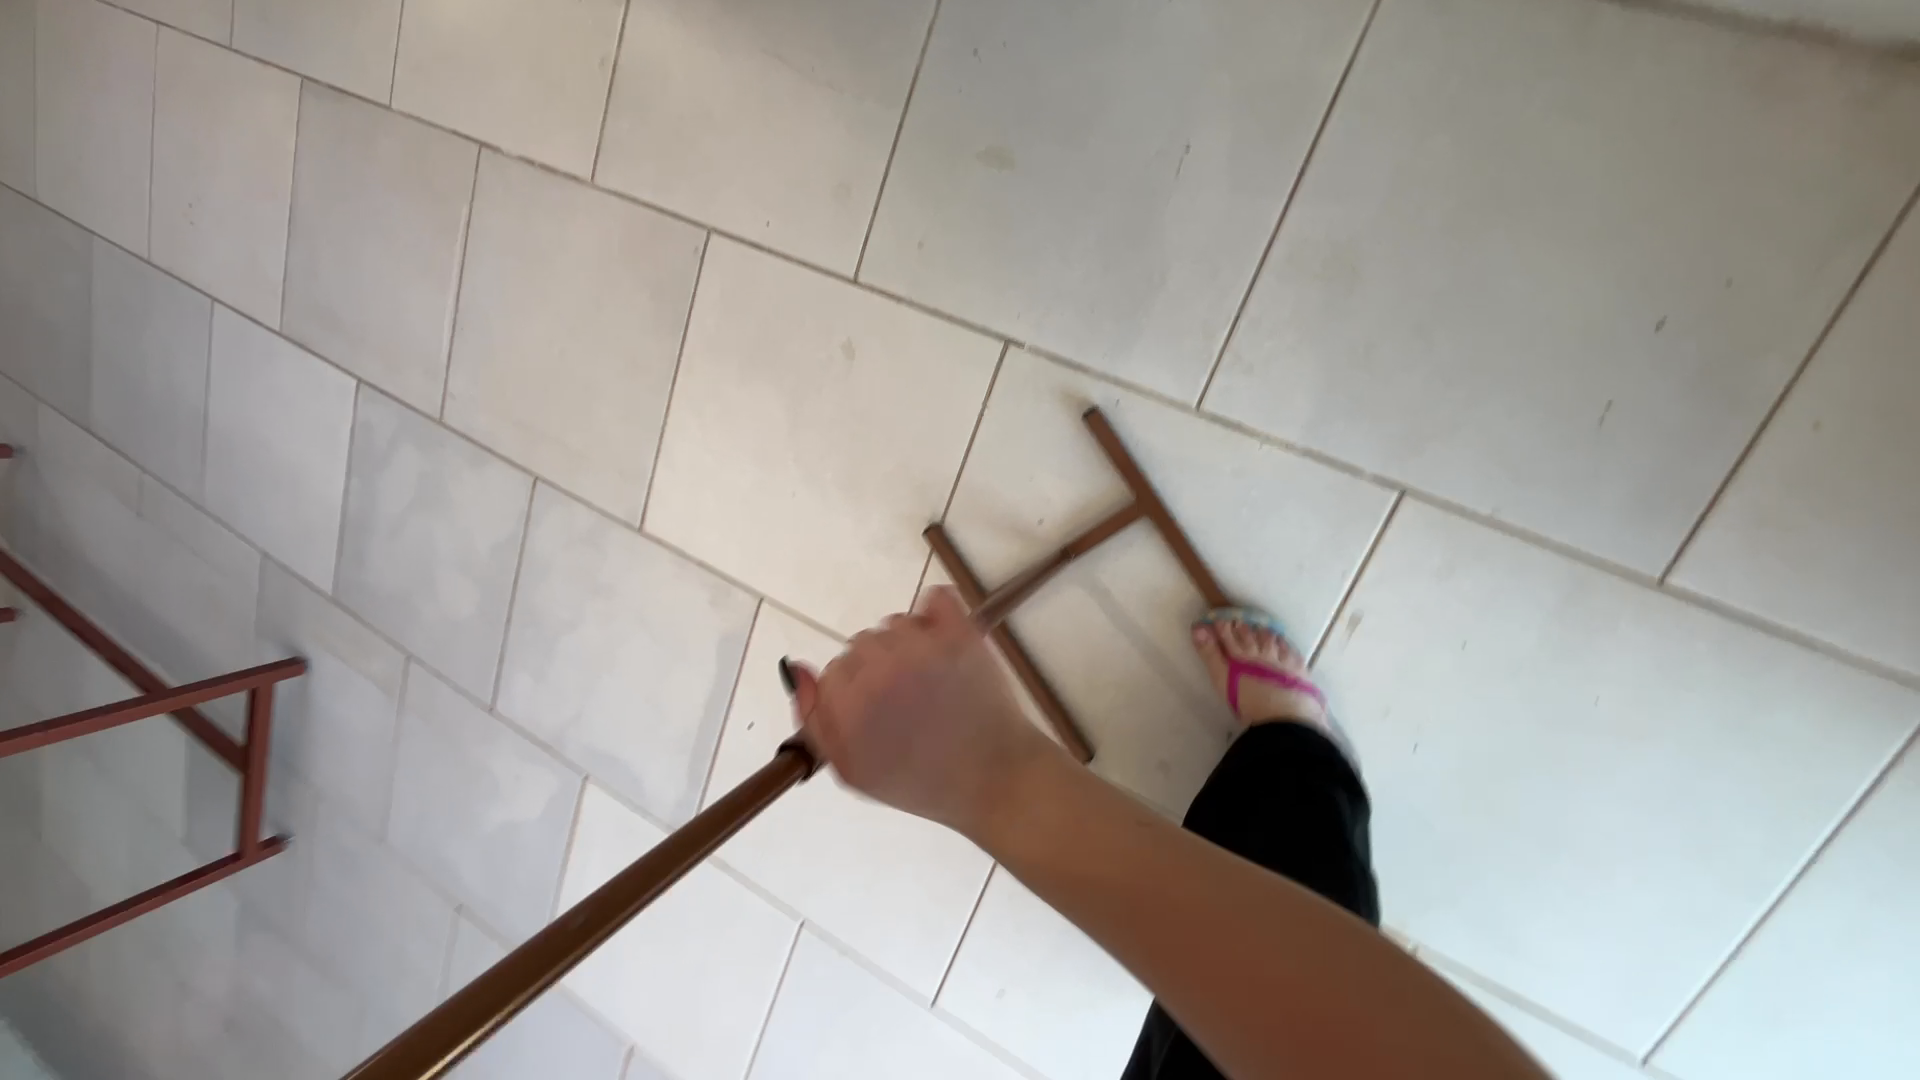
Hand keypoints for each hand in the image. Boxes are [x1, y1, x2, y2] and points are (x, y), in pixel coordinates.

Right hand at [783, 586, 1061, 837]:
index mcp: (850, 704)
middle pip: (862, 644)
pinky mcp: (961, 634)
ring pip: (896, 624)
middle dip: (879, 667)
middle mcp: (880, 669)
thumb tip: (796, 668)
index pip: (834, 671)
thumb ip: (816, 720)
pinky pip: (936, 599)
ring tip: (932, 681)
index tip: (878, 713)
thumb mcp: (853, 771)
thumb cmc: (921, 782)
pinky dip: (937, 612)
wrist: (994, 779)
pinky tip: (944, 640)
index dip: (854, 693)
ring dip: (907, 644)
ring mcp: (922, 648)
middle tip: (909, 700)